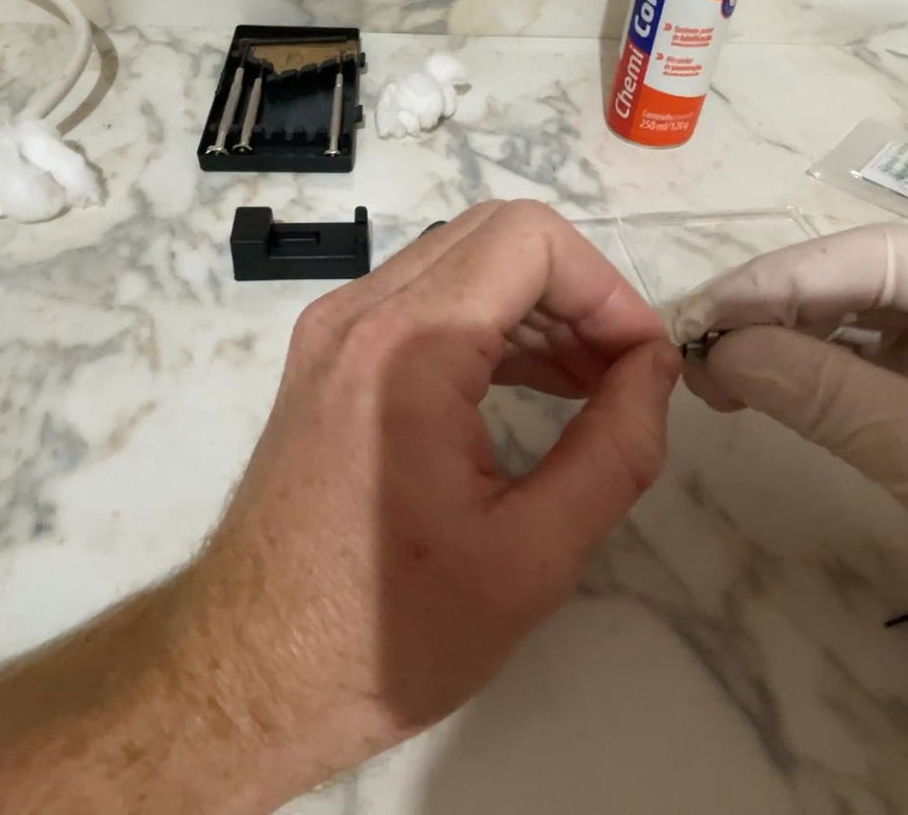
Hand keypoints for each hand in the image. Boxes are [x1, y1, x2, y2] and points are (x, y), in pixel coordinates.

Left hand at [177, 200, 681, 803]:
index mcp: (408, 348)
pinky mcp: (328, 359)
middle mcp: (359, 314)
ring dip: (534, 308)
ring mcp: (333, 332)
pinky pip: (423, 303)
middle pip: (495, 238)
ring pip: (460, 264)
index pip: (530, 240)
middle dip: (574, 292)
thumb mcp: (533, 555)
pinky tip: (528, 384)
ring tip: (587, 384)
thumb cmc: (392, 630)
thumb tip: (655, 366)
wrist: (253, 671)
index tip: (641, 361)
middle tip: (618, 373)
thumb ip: (616, 448)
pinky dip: (487, 326)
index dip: (606, 288)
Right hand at [675, 224, 907, 675]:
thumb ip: (837, 402)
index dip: (784, 282)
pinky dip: (808, 379)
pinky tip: (758, 390)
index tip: (700, 315)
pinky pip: (869, 369)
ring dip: (782, 344)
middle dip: (775, 313)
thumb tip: (720, 354)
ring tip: (711, 375)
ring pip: (860, 322)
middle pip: (868, 283)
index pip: (891, 260)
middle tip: (692, 350)